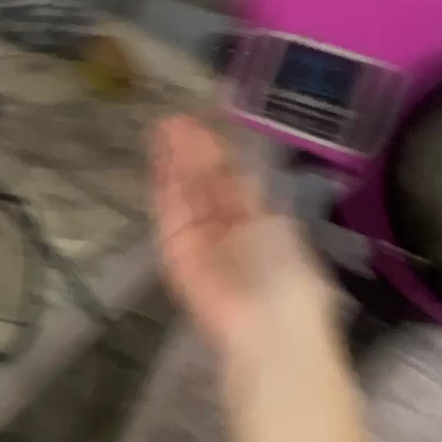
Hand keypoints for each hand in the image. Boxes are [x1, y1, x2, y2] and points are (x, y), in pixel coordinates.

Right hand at [149, 115, 329, 364]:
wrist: (261, 323)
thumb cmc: (283, 273)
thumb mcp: (274, 225)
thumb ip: (245, 190)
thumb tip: (230, 162)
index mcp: (258, 219)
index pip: (232, 177)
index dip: (217, 150)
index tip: (203, 121)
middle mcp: (225, 222)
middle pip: (204, 179)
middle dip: (191, 149)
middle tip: (175, 118)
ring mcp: (196, 232)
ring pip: (182, 187)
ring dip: (173, 158)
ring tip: (162, 126)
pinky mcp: (171, 242)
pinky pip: (165, 206)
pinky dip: (161, 180)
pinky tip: (158, 155)